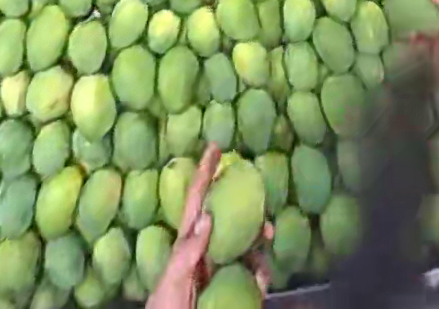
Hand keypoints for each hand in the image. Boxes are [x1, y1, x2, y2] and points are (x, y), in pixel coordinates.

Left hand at [147, 144, 273, 308]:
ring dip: (259, 247)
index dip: (205, 171)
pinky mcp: (232, 292)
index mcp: (187, 244)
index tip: (216, 146)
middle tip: (264, 217)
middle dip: (249, 212)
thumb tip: (207, 215)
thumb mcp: (171, 283)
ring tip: (266, 249)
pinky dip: (260, 276)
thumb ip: (187, 252)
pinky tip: (262, 283)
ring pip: (245, 247)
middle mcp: (205, 252)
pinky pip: (252, 277)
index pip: (196, 199)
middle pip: (229, 219)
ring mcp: (218, 271)